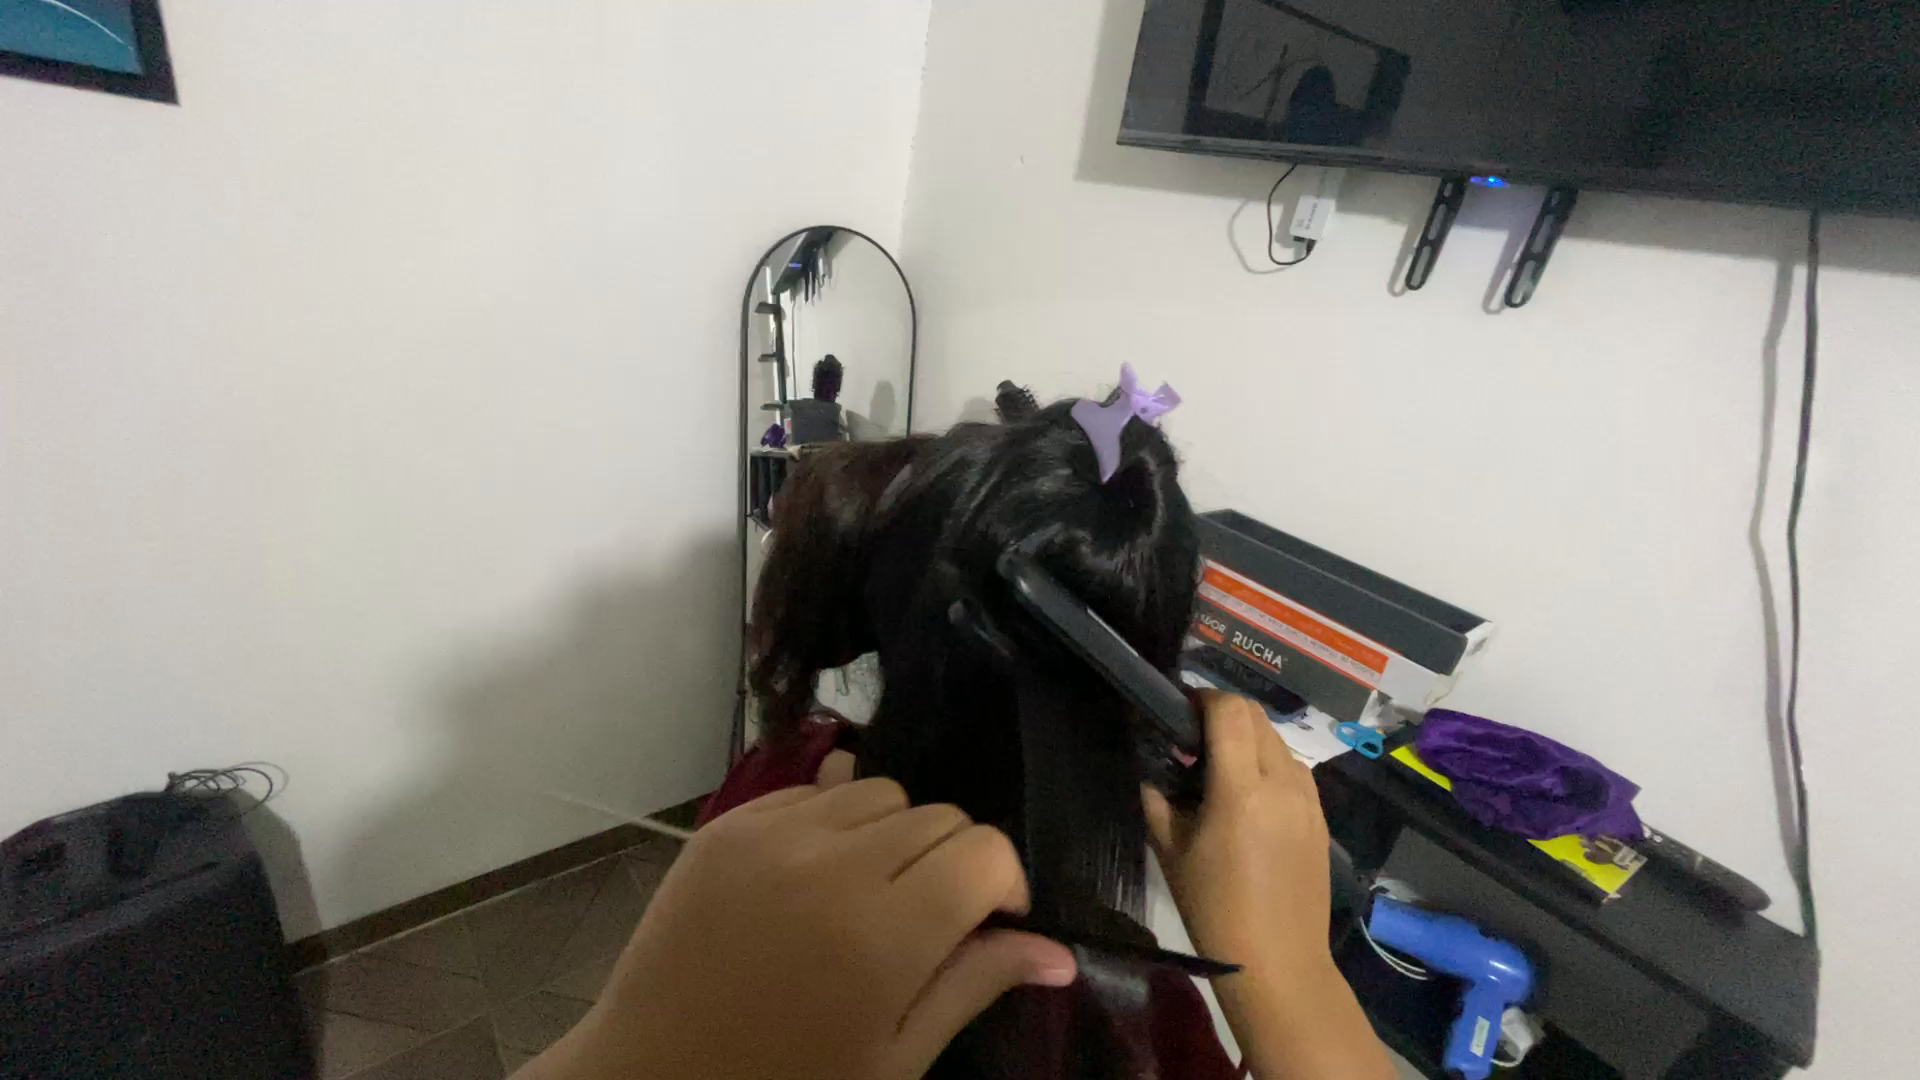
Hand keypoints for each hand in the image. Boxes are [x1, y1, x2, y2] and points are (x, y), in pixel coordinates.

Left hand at [525, 778, 1075, 1079]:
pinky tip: (815, 875)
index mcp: (883, 935)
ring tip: (868, 890)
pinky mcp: (733, 820)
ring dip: (895, 834)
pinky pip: (818, 790)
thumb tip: (1058, 952)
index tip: (989, 918)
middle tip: (925, 917)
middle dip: (952, 860)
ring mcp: (776, 832)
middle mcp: (835, 863)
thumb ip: (974, 985)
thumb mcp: (893, 1060)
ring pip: (882, 790)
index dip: (1003, 882)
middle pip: (940, 815)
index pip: (985, 852)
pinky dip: (836, 822)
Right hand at [1145, 694, 1393, 1079]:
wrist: (1280, 965)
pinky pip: (1293, 768)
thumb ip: (1156, 799)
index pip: (1230, 712)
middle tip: (1193, 737)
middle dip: (1223, 713)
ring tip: (1221, 766)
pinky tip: (1249, 792)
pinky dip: (1268, 761)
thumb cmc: (1215, 909)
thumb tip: (1152, 769)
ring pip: (1277, 739)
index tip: (1179, 710)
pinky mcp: (1321, 818)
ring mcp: (1309, 801)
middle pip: (1257, 716)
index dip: (1203, 698)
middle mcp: (1282, 785)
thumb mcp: (1170, 850)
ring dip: (1248, 736)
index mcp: (1242, 791)